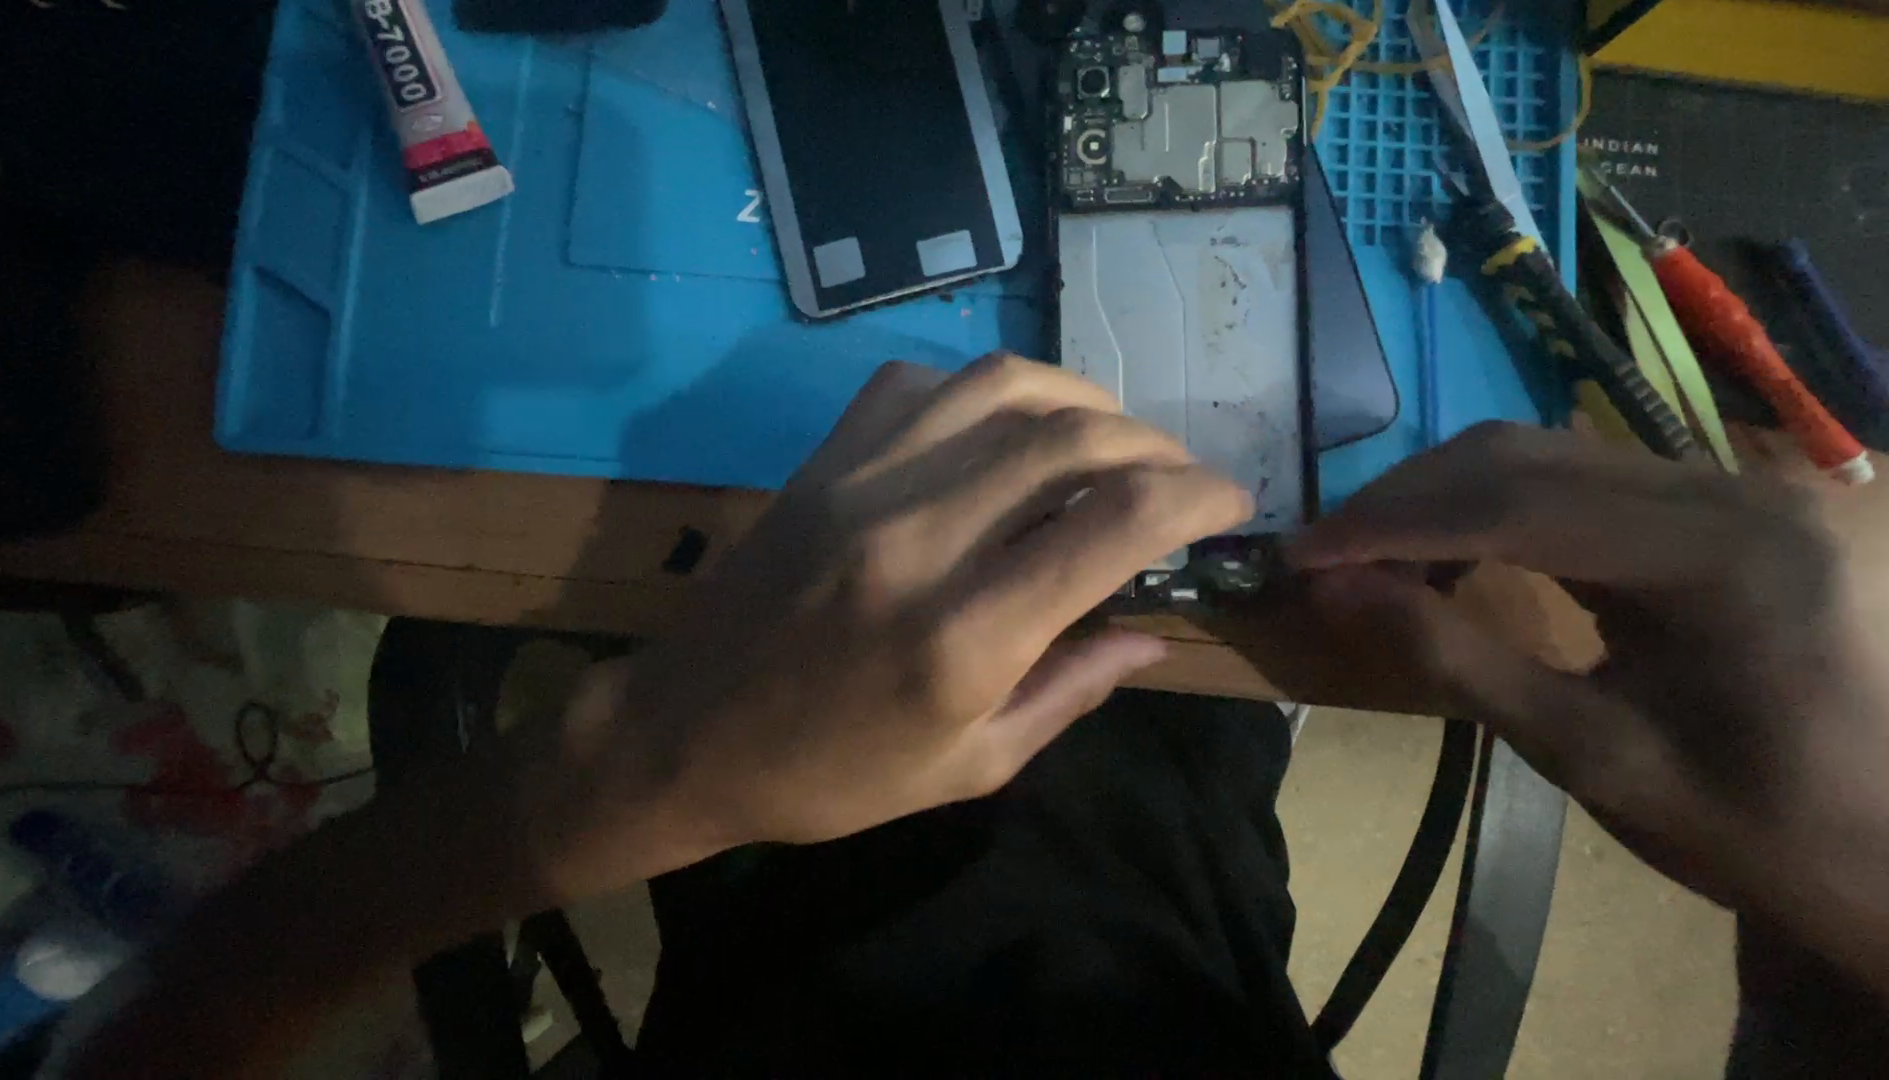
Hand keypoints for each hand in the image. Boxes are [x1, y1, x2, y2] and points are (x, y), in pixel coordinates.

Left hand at [519, 354, 1251, 899]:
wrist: (687, 733)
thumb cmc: (832, 773)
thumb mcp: (968, 767)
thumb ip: (1069, 691)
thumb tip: (1150, 633)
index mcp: (964, 636)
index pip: (1114, 524)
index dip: (1196, 497)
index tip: (1228, 501)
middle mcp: (918, 538)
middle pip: (1070, 438)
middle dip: (1152, 444)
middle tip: (1176, 473)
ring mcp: (859, 485)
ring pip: (1000, 385)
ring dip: (1079, 399)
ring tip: (1107, 435)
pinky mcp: (820, 462)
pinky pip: (918, 384)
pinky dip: (982, 389)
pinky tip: (1001, 426)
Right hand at [1286, 422, 1888, 992]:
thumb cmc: (1765, 828)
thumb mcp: (1590, 754)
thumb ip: (1451, 656)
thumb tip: (1330, 589)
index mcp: (1731, 556)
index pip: (1511, 506)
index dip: (1384, 525)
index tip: (1297, 556)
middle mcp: (1741, 488)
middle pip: (1517, 456)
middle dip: (1396, 502)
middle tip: (1319, 555)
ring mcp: (1738, 485)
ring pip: (1535, 452)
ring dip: (1431, 497)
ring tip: (1367, 556)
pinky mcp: (1723, 501)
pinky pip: (1569, 475)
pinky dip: (1480, 506)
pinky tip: (1446, 550)